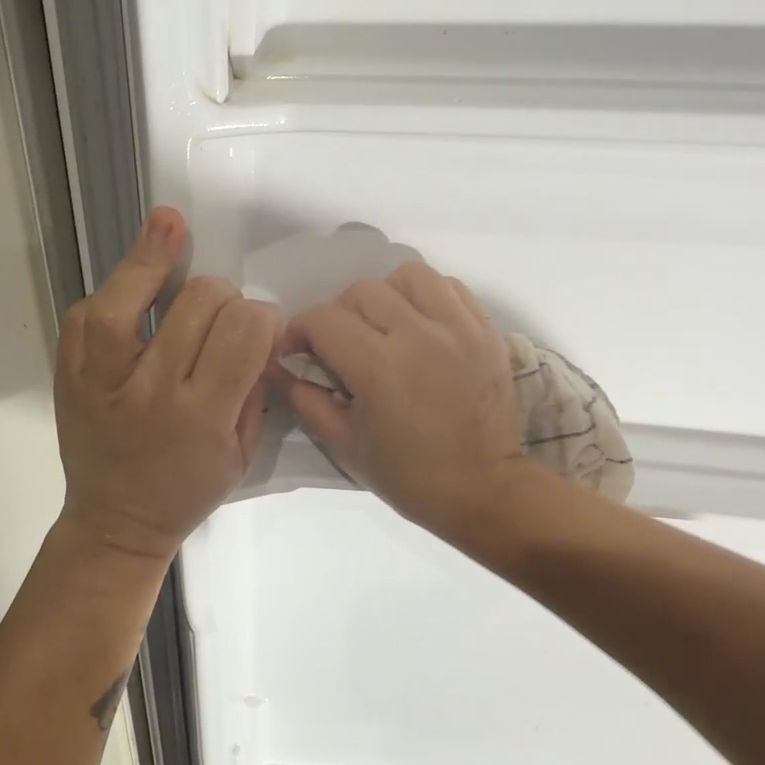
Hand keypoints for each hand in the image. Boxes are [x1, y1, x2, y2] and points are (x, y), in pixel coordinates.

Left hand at [55, 207, 279, 560]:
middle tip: (219, 315)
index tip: (258, 325)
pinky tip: (135, 278)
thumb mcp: (242, 453)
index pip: (245, 330)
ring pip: (134, 290)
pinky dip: (117, 288)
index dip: (261, 315)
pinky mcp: (70, 369)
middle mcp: (153, 389)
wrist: (115, 521)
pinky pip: (92, 309)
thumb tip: (261, 330)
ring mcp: (103, 375)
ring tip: (170, 228)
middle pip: (201, 300)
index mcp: (203, 415)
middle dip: (223, 296)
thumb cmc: (186, 491)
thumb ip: (255, 388)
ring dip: (159, 258)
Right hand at [278, 262, 528, 536]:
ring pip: (408, 275)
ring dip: (385, 295)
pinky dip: (427, 297)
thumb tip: (278, 367)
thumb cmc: (407, 477)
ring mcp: (457, 328)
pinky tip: (420, 326)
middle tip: (341, 347)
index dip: (299, 331)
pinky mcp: (485, 330)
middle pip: (362, 291)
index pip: (323, 319)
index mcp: (378, 367)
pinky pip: (449, 287)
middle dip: (339, 314)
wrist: (480, 489)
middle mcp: (418, 335)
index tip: (298, 353)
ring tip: (384, 327)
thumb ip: (306, 399)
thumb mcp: (344, 445)